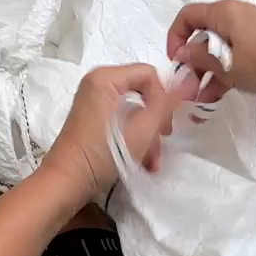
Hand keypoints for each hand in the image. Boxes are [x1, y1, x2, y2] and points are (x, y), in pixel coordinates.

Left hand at [40, 64, 181, 205]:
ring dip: (148, 135)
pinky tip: (142, 161)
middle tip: (161, 143)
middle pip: (142, 91)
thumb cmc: (104, 153)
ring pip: (135, 108)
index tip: (165, 127)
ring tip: (152, 162)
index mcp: (105, 77)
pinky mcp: (93, 116)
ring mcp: (94, 99)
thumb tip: (189, 82)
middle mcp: (98, 82)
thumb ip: (166, 105)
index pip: (149, 74)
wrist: (67, 181)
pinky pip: (122, 118)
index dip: (163, 99)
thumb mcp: (142, 130)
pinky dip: (134, 137)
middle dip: (156, 121)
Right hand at [167, 0, 255, 100]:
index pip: (187, 16)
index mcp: (223, 12)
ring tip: (200, 100)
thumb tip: (182, 53)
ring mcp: (249, 30)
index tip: (176, 63)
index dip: (176, 37)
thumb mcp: (227, 65)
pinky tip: (217, 96)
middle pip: (203, 35)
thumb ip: (200, 58)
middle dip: (192, 63)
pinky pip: (234, 55)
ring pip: (218, 49)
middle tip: (188, 88)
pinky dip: (224, 72)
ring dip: (207, 73)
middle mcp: (235, 15)